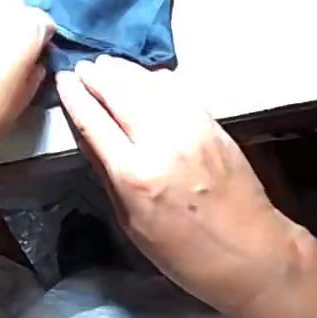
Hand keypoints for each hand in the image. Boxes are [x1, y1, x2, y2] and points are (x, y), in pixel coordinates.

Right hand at [56, 56, 309, 317]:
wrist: (252, 253)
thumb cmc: (184, 253)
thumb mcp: (132, 223)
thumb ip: (107, 174)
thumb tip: (88, 136)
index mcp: (134, 175)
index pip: (94, 121)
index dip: (75, 96)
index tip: (64, 80)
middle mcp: (160, 143)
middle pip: (120, 94)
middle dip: (97, 76)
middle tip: (82, 66)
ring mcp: (190, 128)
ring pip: (148, 85)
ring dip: (124, 71)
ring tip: (107, 64)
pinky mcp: (211, 123)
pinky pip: (178, 90)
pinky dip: (157, 79)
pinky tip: (146, 77)